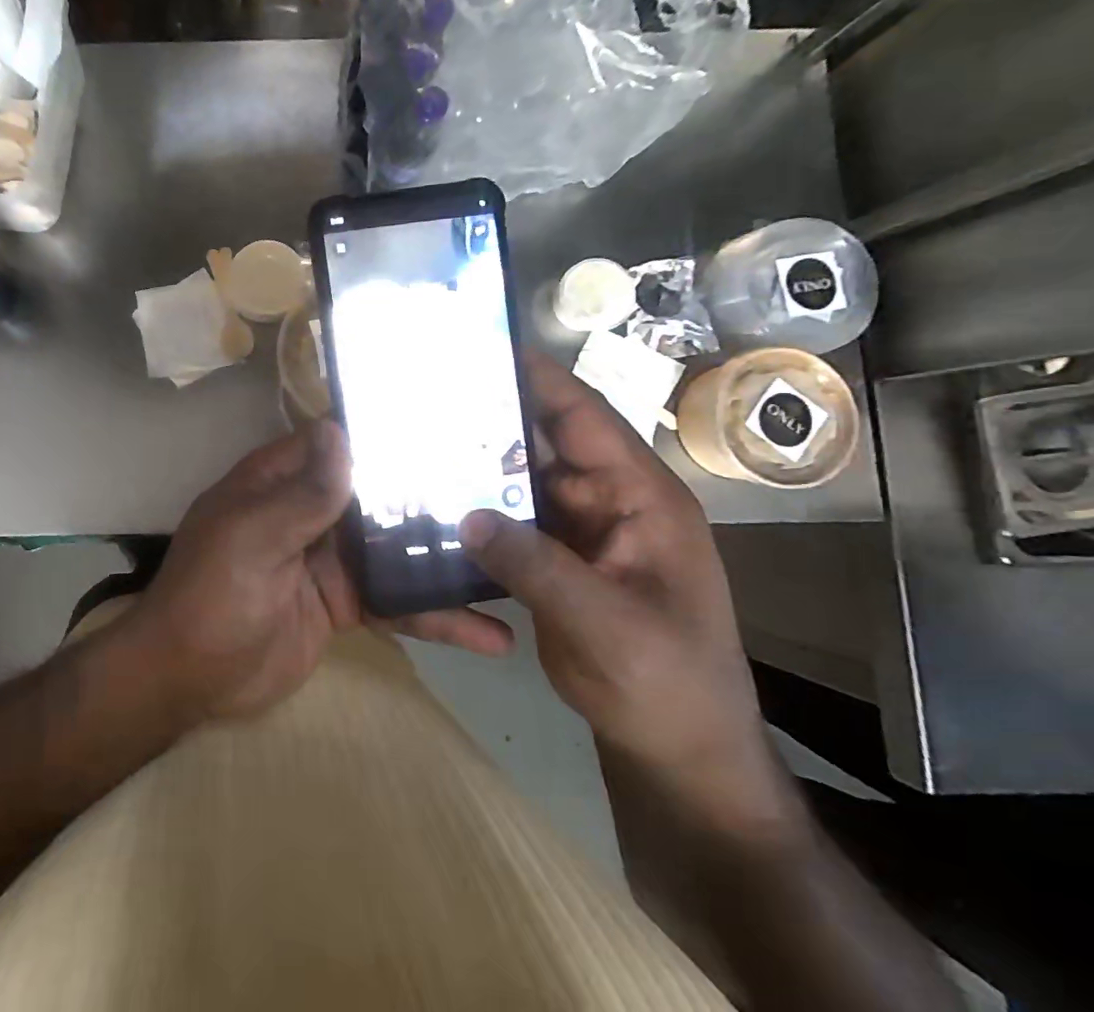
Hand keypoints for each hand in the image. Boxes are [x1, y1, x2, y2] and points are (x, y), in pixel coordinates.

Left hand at [132, 421, 513, 720]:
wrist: (192, 679)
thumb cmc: (211, 596)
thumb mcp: (251, 538)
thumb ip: (301, 494)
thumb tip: (343, 433)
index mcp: (279, 483)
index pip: (339, 443)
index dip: (387, 432)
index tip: (453, 423)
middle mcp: (311, 513)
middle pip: (380, 493)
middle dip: (437, 491)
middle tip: (515, 485)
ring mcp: (333, 561)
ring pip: (400, 549)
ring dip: (450, 559)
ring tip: (521, 562)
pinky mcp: (348, 605)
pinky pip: (399, 604)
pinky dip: (439, 617)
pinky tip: (490, 635)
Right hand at [458, 352, 773, 809]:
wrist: (678, 747)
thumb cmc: (666, 682)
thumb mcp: (608, 626)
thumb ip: (539, 568)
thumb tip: (466, 516)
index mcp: (641, 498)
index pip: (586, 418)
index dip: (538, 379)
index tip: (480, 346)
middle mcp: (609, 503)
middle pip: (544, 445)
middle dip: (490, 421)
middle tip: (424, 399)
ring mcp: (581, 534)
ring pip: (521, 485)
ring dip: (477, 470)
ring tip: (415, 447)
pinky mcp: (557, 564)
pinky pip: (512, 526)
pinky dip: (477, 516)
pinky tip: (433, 511)